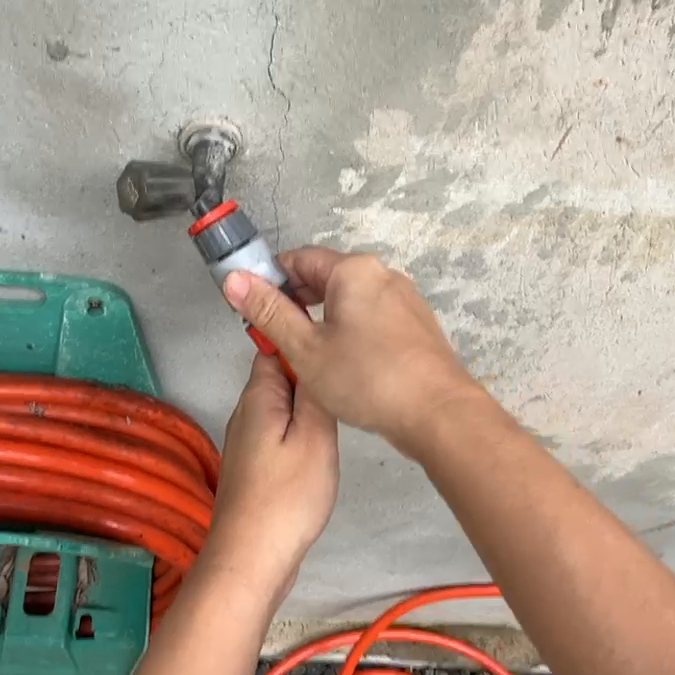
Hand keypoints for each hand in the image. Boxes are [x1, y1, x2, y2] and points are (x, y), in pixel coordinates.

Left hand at [200, 354, 338, 606]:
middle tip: (347, 388)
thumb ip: (315, 394)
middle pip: (279, 377)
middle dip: (311, 378)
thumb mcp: (316, 437)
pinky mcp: (252, 464)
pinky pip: (278, 432)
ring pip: (281, 407)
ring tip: (340, 416)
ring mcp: (246, 439)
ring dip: (307, 408)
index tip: (338, 349)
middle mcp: (245, 411)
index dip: (305, 343)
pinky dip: (299, 433)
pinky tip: (319, 449)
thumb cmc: (287, 496)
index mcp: (258, 395)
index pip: (276, 347)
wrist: (251, 557)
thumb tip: (311, 353)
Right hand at [221, 247, 489, 452]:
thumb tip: (234, 279)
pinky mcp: (416, 325)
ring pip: (349, 299)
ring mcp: (404, 299)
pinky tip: (344, 365)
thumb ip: (268, 311)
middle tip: (277, 338)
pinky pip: (371, 317)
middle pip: (324, 276)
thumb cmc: (368, 380)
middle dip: (295, 302)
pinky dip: (350, 330)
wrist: (440, 415)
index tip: (255, 311)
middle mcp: (382, 275)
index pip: (298, 259)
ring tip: (308, 356)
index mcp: (353, 270)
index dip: (270, 282)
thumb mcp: (305, 348)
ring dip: (322, 319)